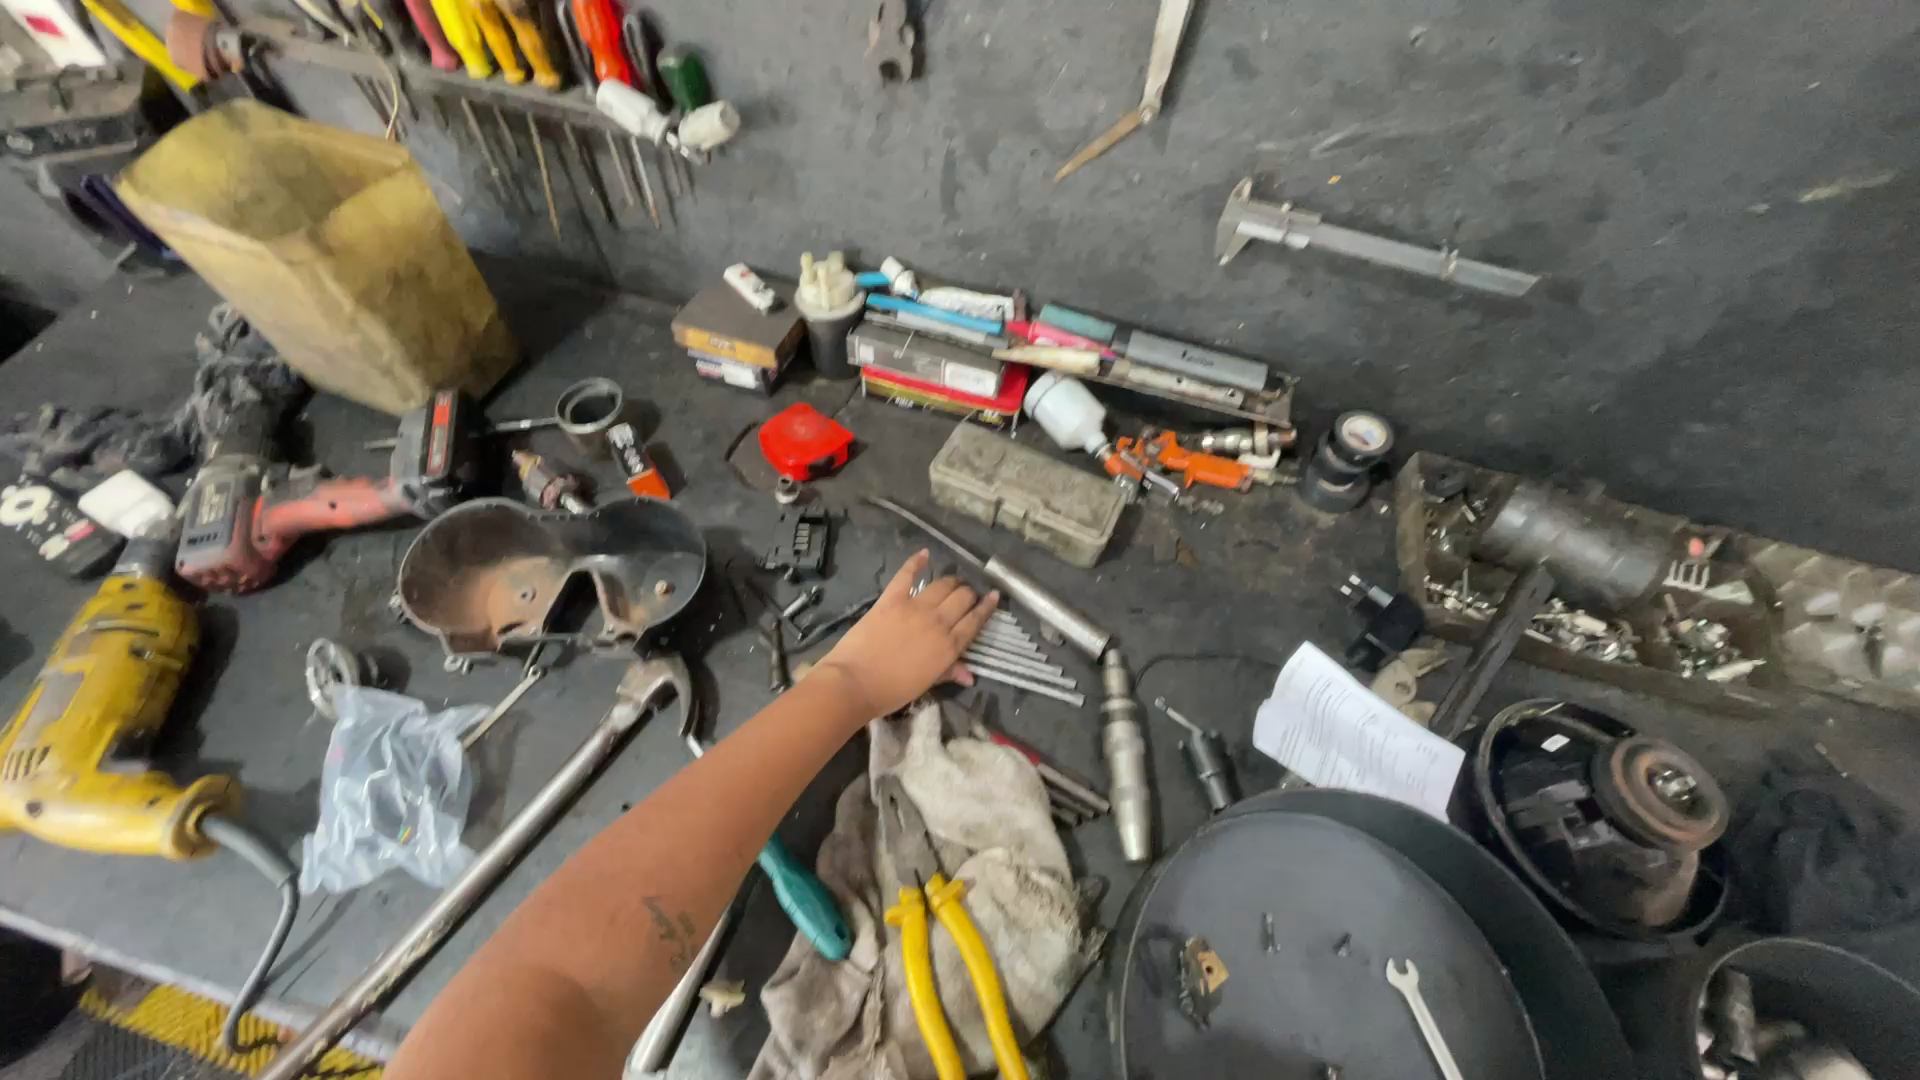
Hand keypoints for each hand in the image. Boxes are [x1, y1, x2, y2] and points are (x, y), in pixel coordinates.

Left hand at [812, 550, 999, 718]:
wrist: (856, 683)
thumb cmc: (893, 690)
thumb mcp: (927, 684)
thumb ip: (949, 672)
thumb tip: (970, 675)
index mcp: (949, 646)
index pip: (975, 621)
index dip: (987, 607)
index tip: (994, 596)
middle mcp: (938, 622)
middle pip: (963, 598)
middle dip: (969, 593)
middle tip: (967, 595)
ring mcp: (915, 607)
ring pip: (943, 584)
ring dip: (951, 581)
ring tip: (953, 581)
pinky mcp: (892, 598)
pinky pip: (907, 575)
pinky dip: (917, 562)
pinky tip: (925, 553)